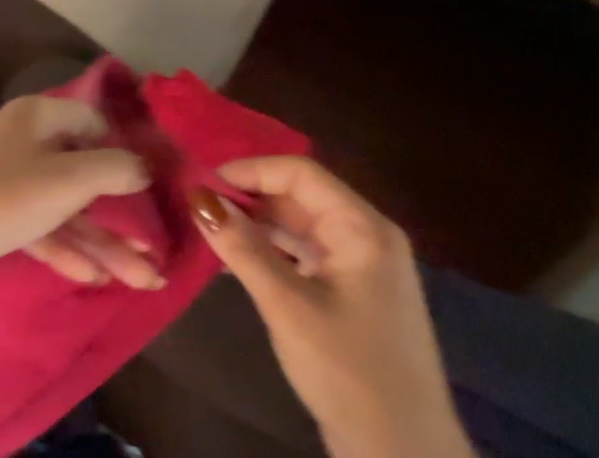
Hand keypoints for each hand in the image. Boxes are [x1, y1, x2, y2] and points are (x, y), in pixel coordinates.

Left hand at [0, 95, 150, 297]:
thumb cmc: (1, 198)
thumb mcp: (67, 181)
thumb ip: (113, 169)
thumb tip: (145, 165)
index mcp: (36, 116)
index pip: (92, 121)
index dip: (125, 148)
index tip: (159, 182)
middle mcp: (21, 142)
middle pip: (81, 171)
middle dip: (121, 212)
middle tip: (159, 247)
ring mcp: (5, 181)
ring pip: (64, 207)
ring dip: (103, 241)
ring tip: (147, 280)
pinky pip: (40, 229)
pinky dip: (67, 250)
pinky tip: (97, 279)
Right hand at [189, 157, 472, 457]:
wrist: (403, 453)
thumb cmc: (348, 369)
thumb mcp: (287, 304)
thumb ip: (242, 247)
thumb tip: (197, 198)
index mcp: (364, 228)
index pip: (300, 173)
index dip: (248, 170)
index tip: (200, 186)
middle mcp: (366, 237)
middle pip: (299, 195)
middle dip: (247, 197)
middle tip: (195, 209)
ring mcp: (361, 267)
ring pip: (299, 225)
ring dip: (255, 225)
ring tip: (206, 231)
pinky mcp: (350, 295)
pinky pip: (303, 254)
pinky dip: (269, 251)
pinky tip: (233, 261)